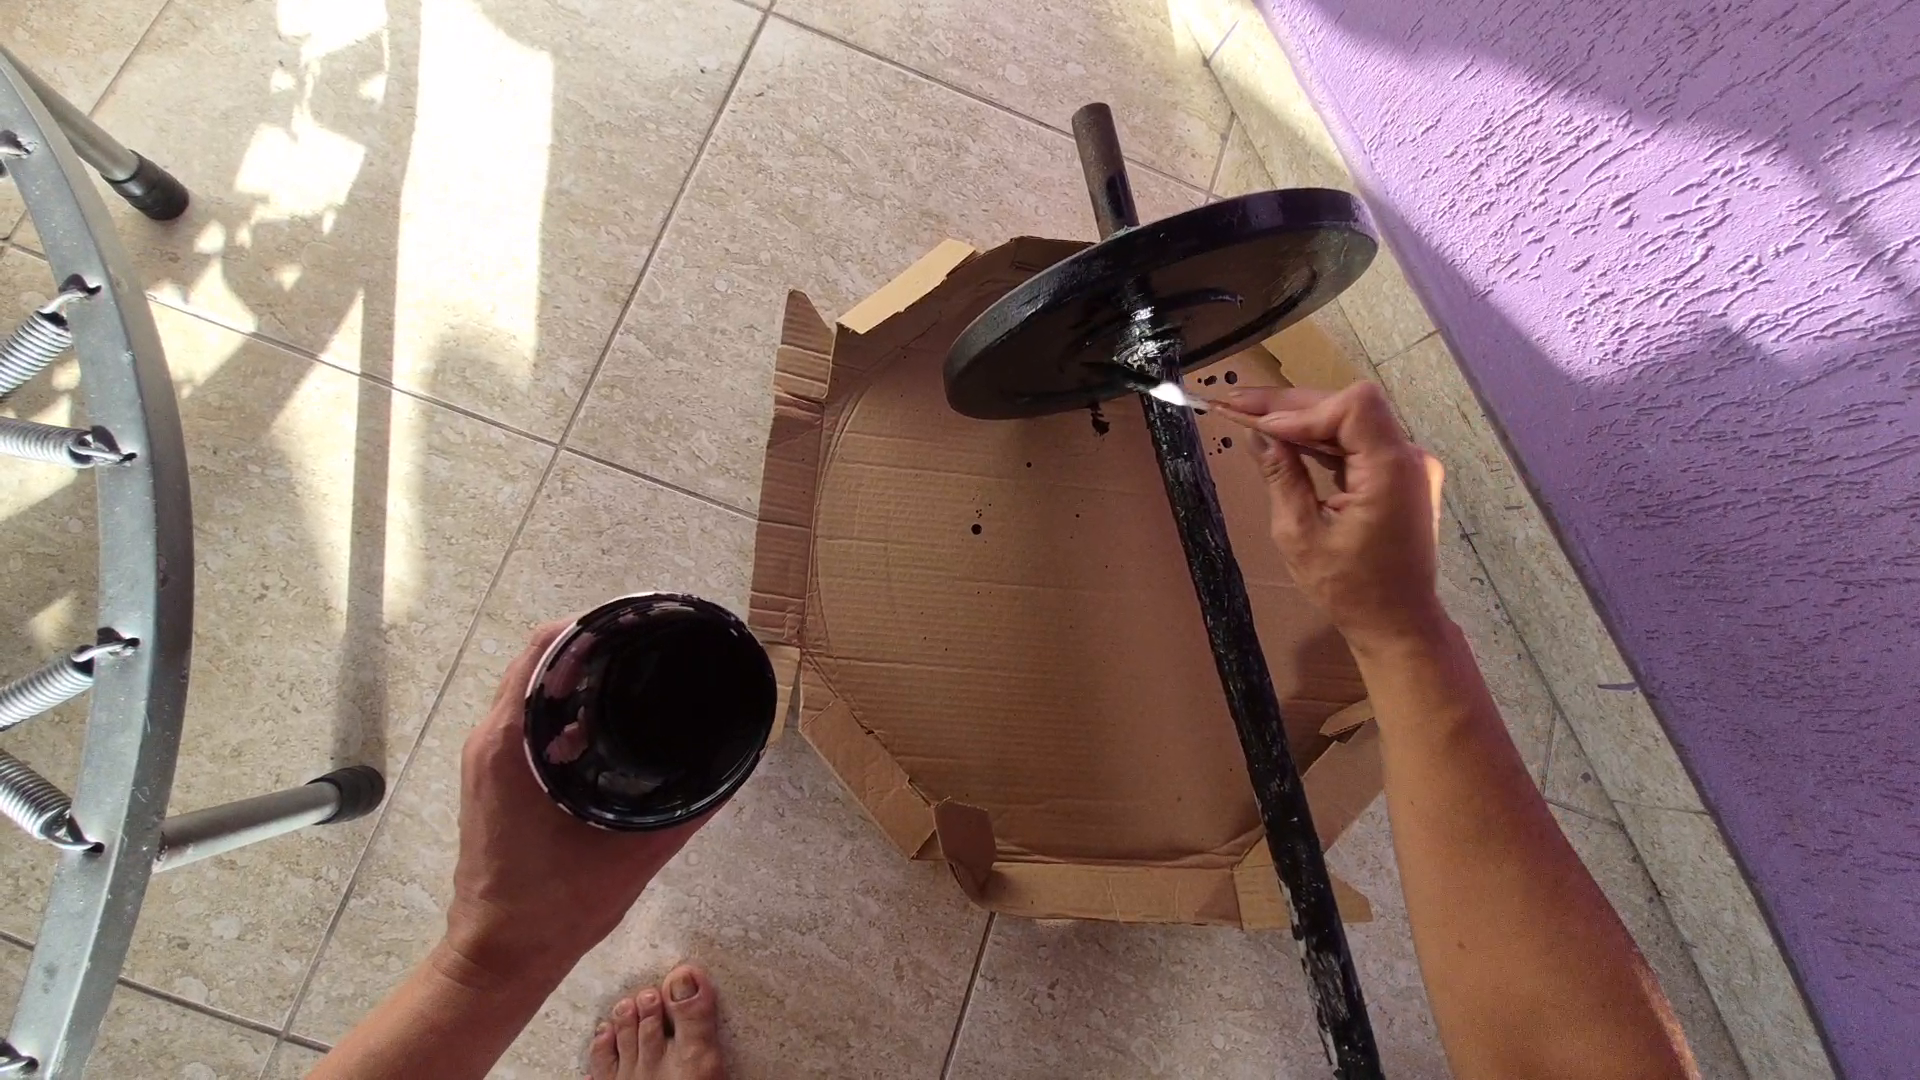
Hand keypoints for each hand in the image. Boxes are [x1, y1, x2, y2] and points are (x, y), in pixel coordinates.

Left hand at [440, 622, 710, 988]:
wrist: (500, 956)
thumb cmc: (559, 905)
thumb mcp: (638, 852)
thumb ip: (693, 806)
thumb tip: (740, 761)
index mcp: (512, 746)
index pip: (543, 651)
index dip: (591, 624)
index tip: (640, 619)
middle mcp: (491, 739)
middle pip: (537, 656)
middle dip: (592, 638)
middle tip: (650, 638)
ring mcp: (487, 754)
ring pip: (530, 681)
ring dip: (578, 665)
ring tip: (634, 662)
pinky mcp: (493, 771)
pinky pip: (527, 711)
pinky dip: (565, 695)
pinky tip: (608, 709)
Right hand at [1215, 382, 1447, 649]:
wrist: (1397, 622)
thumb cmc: (1348, 589)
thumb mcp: (1300, 535)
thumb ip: (1281, 478)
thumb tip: (1258, 436)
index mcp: (1392, 470)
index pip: (1351, 406)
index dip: (1299, 410)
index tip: (1258, 427)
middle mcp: (1409, 457)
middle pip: (1349, 406)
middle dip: (1289, 406)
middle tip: (1234, 403)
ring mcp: (1408, 465)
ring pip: (1350, 420)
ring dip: (1300, 418)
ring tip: (1249, 416)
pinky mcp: (1400, 476)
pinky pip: (1356, 442)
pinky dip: (1318, 438)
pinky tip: (1283, 440)